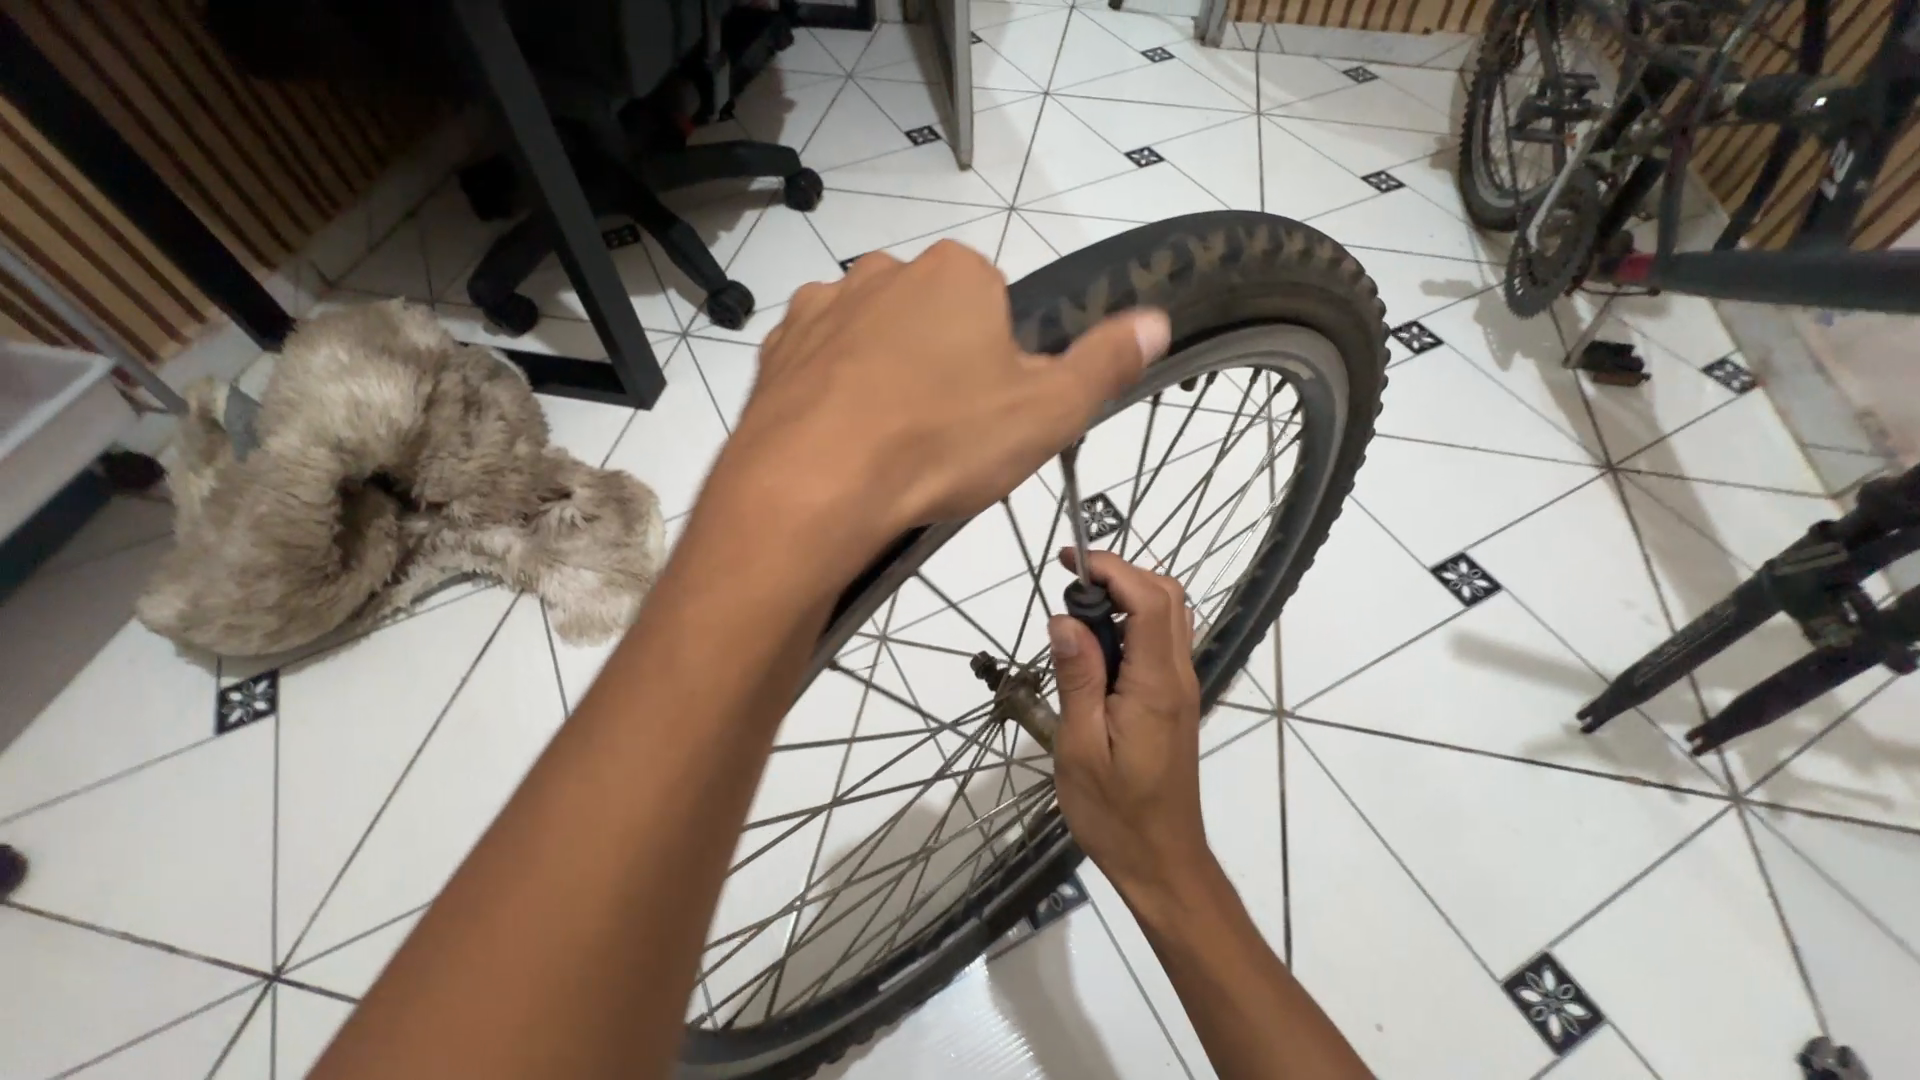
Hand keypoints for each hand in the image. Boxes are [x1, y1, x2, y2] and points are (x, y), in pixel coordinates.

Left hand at [715, 243, 1169, 542]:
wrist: (812, 488)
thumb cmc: (940, 444)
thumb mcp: (1046, 414)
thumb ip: (1103, 364)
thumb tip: (1155, 321)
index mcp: (958, 273)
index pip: (996, 308)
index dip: (999, 366)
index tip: (987, 417)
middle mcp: (885, 271)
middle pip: (932, 320)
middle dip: (941, 367)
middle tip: (940, 438)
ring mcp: (822, 307)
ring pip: (874, 341)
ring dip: (885, 379)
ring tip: (887, 446)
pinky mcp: (776, 350)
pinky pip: (821, 366)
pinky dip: (834, 395)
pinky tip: (840, 442)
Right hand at [1049, 550, 1216, 911]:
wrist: (1162, 861)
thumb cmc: (1115, 813)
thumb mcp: (1080, 747)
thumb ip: (1077, 678)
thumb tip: (1064, 619)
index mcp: (1156, 685)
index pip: (1149, 600)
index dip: (1113, 568)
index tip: (1069, 561)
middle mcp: (1178, 677)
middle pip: (1168, 598)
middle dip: (1121, 575)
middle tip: (1070, 585)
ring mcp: (1180, 689)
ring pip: (1168, 617)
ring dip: (1127, 597)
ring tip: (1077, 615)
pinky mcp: (1173, 703)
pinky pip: (1160, 644)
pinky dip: (1131, 625)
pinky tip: (1095, 649)